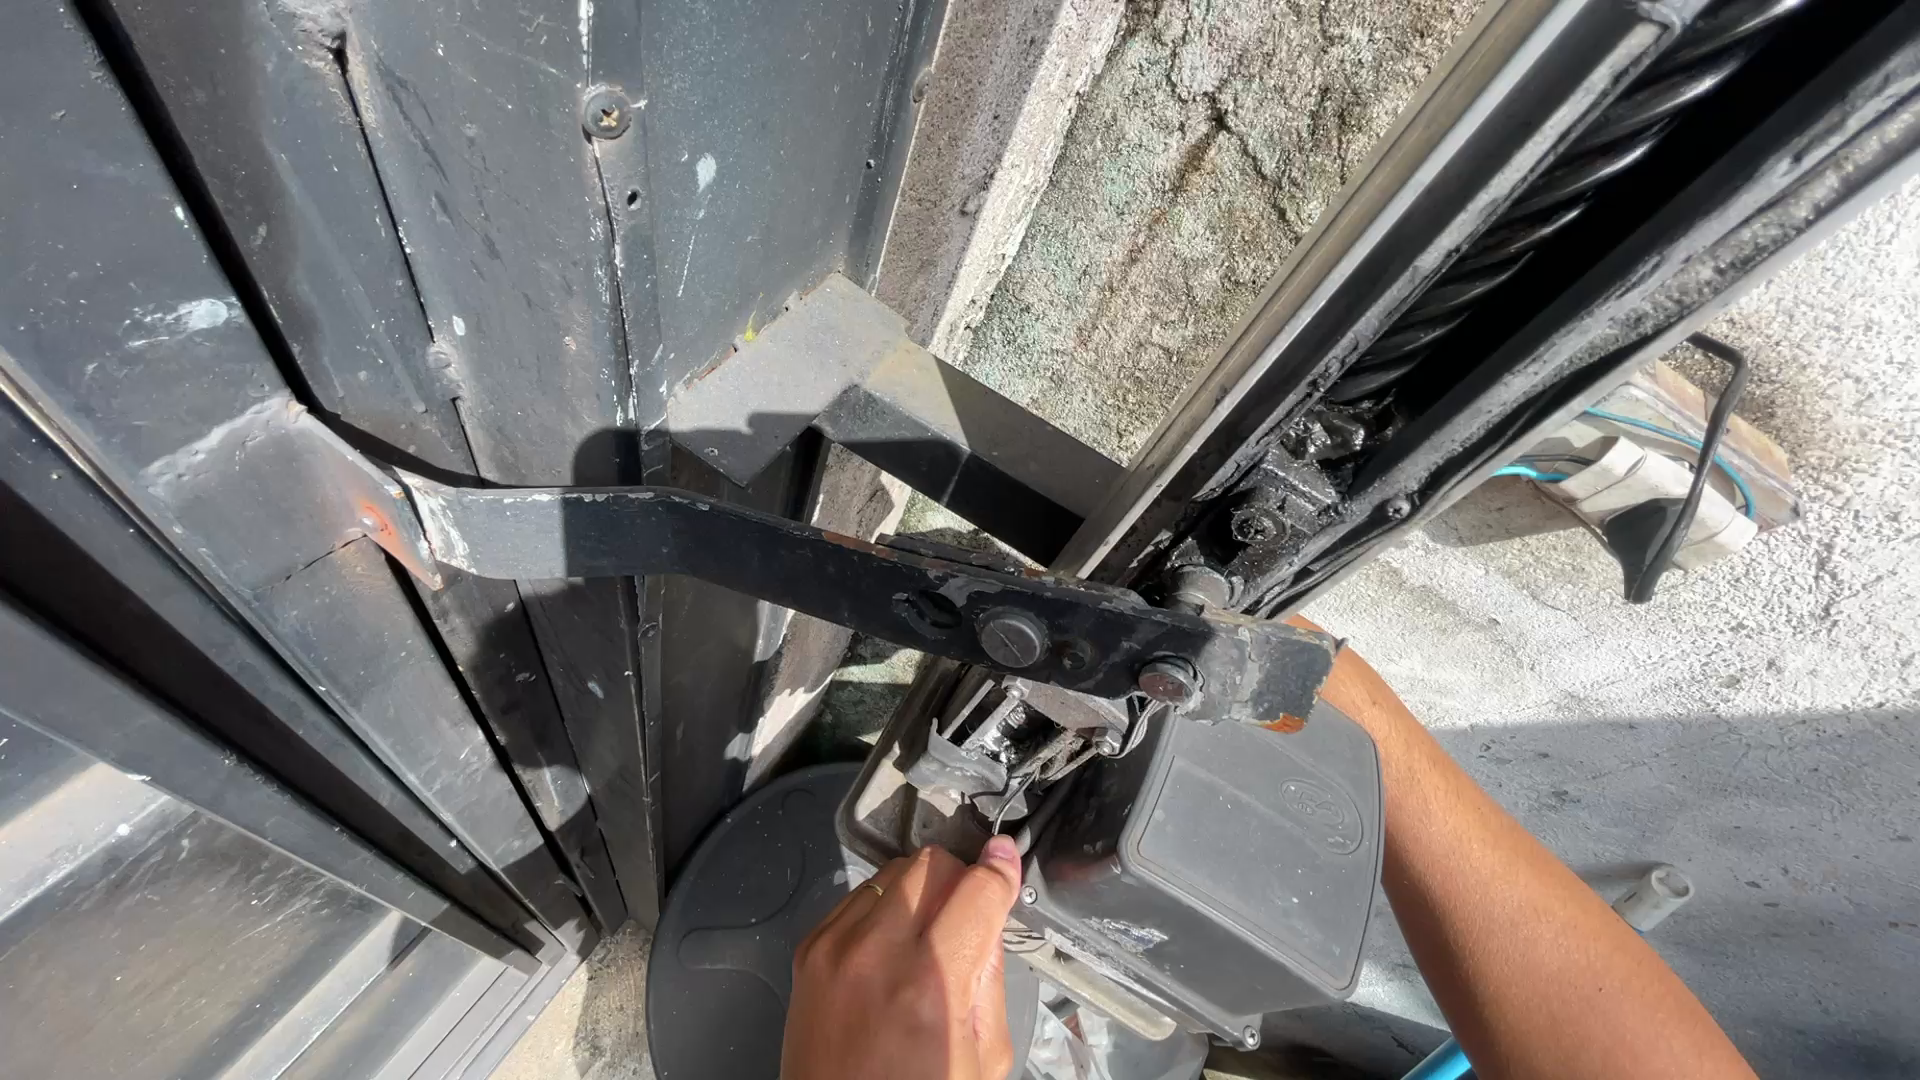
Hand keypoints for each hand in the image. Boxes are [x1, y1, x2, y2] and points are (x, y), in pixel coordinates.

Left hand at [781, 836, 1024, 1079]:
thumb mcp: (983, 1057)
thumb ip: (990, 976)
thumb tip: (987, 911)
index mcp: (930, 982)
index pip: (977, 888)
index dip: (1001, 871)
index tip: (1006, 861)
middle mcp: (876, 952)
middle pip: (932, 862)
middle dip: (957, 881)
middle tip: (964, 919)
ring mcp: (834, 946)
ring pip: (894, 870)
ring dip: (919, 892)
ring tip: (923, 940)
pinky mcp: (808, 949)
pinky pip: (858, 896)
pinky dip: (883, 910)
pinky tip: (888, 950)